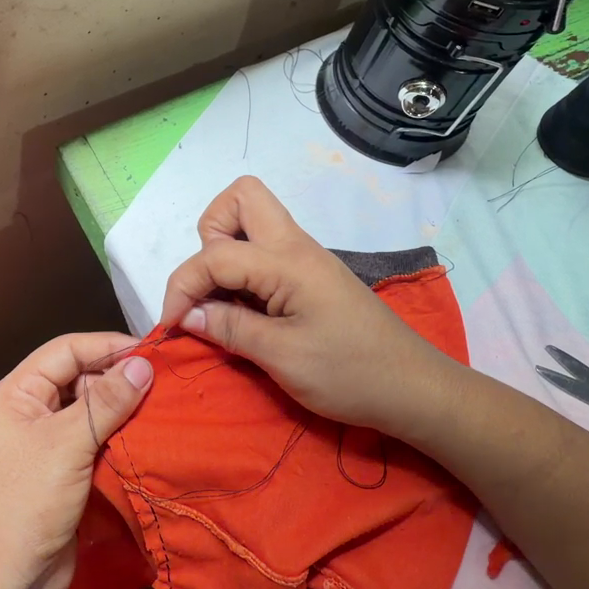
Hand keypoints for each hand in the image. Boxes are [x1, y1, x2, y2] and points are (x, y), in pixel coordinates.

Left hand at [0, 332, 153, 588]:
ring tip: (163, 403)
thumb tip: (144, 364)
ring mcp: (44, 441)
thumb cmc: (27, 503)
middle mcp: (27, 410)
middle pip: (77, 376)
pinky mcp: (62, 469)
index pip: (65, 350)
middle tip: (163, 380)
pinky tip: (148, 433)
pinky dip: (118, 434)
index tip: (151, 350)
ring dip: (121, 407)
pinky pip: (93, 438)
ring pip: (88, 408)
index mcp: (15, 393)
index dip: (107, 345)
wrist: (6, 581)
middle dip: (117, 376)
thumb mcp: (67, 445)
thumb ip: (106, 402)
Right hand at [158, 176, 469, 439]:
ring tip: (222, 302)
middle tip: (207, 287)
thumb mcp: (282, 358)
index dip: (183, 287)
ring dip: (224, 249)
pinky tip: (245, 311)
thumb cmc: (351, 374)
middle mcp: (295, 246)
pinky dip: (242, 270)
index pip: (215, 254)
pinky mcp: (310, 276)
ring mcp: (305, 258)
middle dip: (208, 234)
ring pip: (252, 219)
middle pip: (241, 198)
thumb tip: (187, 315)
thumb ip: (229, 329)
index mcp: (287, 262)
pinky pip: (264, 250)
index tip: (173, 327)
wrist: (415, 390)